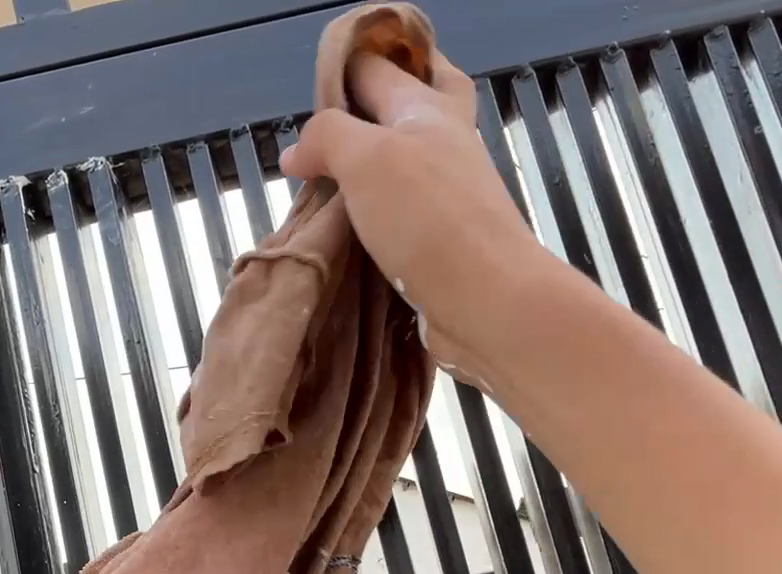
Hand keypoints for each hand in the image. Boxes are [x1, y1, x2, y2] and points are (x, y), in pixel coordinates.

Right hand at [280, 51, 544, 372]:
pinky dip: (379, 207)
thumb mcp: (365, 159)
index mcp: (428, 108)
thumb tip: (297, 152)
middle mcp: (446, 141)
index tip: (308, 95)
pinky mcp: (446, 236)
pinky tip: (353, 226)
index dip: (345, 68)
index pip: (381, 67)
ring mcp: (450, 191)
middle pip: (421, 97)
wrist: (484, 297)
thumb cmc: (427, 219)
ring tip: (332, 179)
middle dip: (382, 98)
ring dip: (375, 161)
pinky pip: (407, 207)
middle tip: (344, 117)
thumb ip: (327, 138)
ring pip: (411, 157)